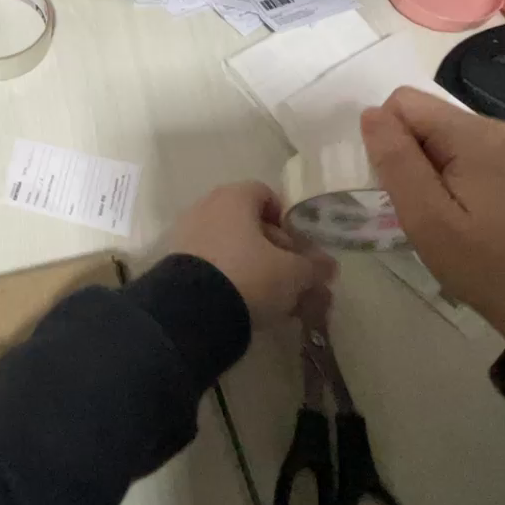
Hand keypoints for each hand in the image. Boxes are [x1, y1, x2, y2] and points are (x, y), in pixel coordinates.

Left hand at [171, 181, 338, 326]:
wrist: (193, 309)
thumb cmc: (250, 275)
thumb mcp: (292, 273)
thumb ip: (313, 266)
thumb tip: (328, 265)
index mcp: (233, 197)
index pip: (265, 194)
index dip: (286, 218)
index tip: (298, 247)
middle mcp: (206, 207)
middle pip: (248, 223)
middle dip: (275, 250)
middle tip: (293, 279)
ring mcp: (187, 234)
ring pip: (232, 247)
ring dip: (256, 268)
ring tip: (276, 299)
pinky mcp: (177, 262)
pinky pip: (213, 264)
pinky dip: (232, 278)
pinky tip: (249, 305)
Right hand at [360, 87, 504, 365]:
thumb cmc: (483, 265)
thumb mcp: (426, 217)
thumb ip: (395, 160)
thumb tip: (370, 114)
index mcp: (478, 136)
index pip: (404, 103)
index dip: (388, 140)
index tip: (401, 185)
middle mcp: (499, 128)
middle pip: (423, 115)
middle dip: (407, 153)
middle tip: (419, 203)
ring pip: (438, 133)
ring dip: (425, 165)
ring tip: (439, 210)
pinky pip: (460, 148)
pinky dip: (445, 172)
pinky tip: (458, 209)